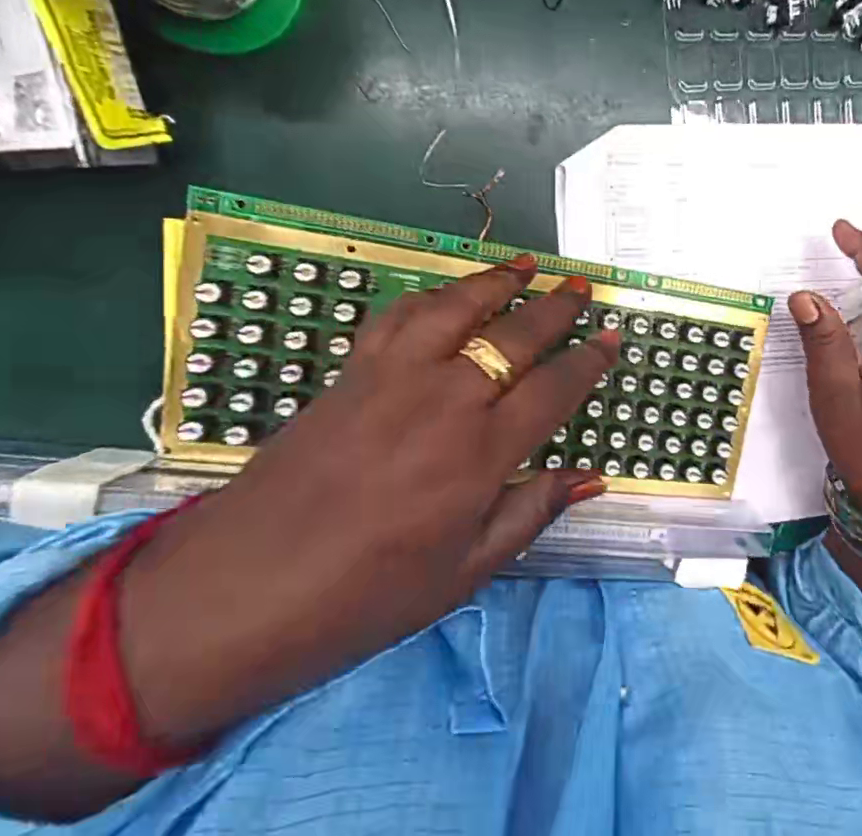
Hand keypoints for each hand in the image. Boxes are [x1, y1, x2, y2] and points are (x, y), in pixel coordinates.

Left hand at [173, 256, 620, 649]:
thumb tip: (589, 476)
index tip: (612, 340)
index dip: (588, 361)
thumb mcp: (466, 570)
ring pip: (456, 308)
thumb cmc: (369, 594)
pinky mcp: (351, 370)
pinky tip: (444, 293)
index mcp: (480, 453)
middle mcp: (443, 398)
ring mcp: (392, 376)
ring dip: (495, 282)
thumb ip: (530, 510)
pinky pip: (398, 315)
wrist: (249, 584)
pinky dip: (431, 296)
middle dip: (555, 308)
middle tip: (581, 289)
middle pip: (512, 336)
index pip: (553, 389)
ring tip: (524, 266)